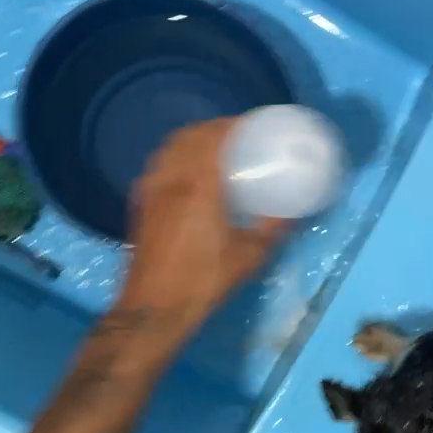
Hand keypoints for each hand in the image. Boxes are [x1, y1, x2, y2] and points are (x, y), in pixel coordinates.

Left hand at [120, 118, 288, 343]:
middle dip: (213, 128)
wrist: (154, 309)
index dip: (233, 124)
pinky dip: (173, 157)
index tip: (253, 123)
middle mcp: (172, 181)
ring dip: (190, 140)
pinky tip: (185, 172)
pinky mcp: (140, 206)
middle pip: (189, 137)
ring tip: (211, 147)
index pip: (213, 138)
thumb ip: (273, 228)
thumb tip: (292, 210)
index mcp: (200, 187)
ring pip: (168, 149)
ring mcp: (152, 192)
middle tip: (237, 134)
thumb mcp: (250, 256)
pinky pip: (157, 167)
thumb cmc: (204, 280)